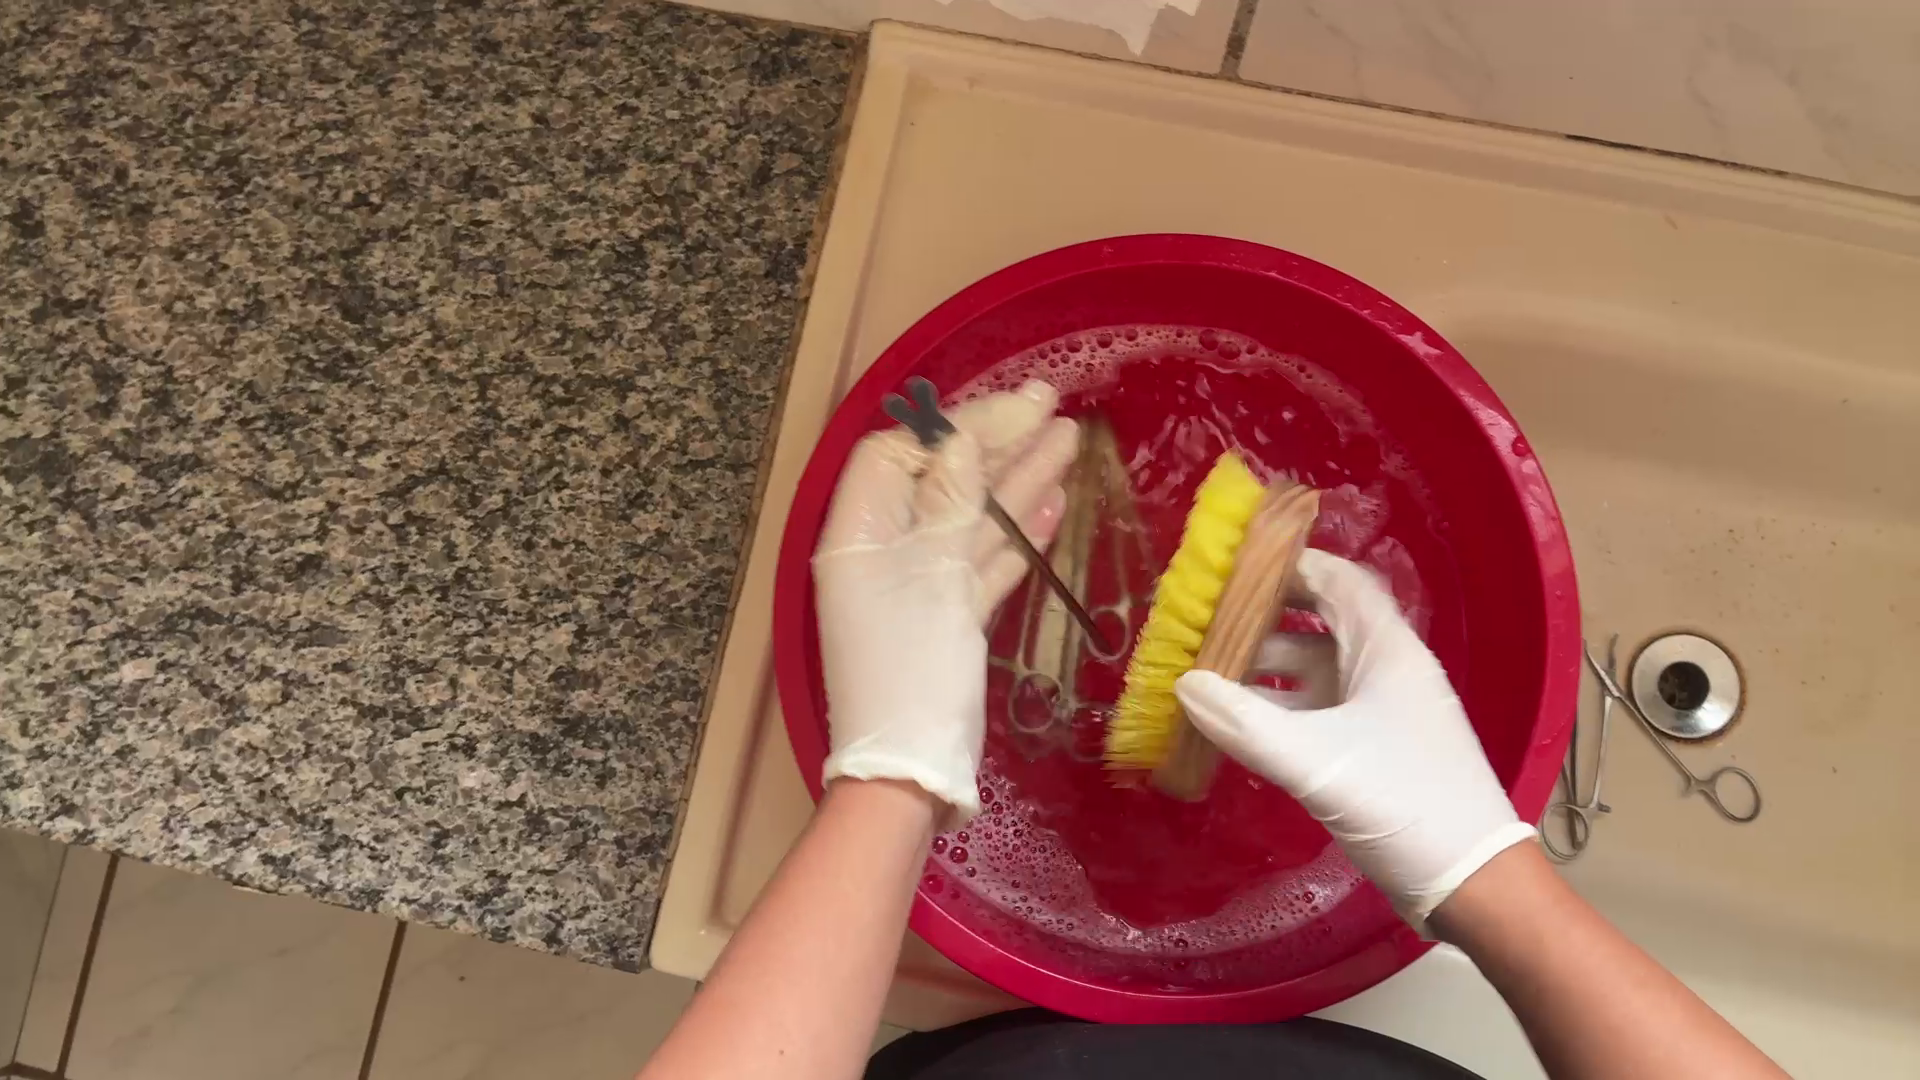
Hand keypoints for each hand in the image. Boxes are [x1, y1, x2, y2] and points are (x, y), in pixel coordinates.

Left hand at [815, 381, 1078, 828]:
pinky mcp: (950, 614)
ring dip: (1018, 482)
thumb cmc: (912, 669)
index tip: (1013, 411)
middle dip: (996, 444)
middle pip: (941, 482)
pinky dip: (1018, 535)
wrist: (912, 773)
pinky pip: (985, 561)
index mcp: (859, 534)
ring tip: (1068, 439)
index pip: (900, 455)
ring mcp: (921, 583)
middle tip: (1053, 406)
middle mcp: (885, 550)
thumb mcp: (931, 577)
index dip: (952, 428)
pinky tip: (1055, 503)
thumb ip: (947, 505)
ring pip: (972, 520)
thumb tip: (960, 442)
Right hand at [1174, 549, 1534, 926]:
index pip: (1338, 580)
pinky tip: (1231, 718)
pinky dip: (1270, 703)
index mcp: (1386, 651)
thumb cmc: (1405, 805)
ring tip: (1202, 667)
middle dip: (1261, 614)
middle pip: (1316, 619)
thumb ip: (1244, 724)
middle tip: (1205, 612)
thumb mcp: (1317, 762)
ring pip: (1308, 666)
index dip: (1291, 562)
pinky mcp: (1365, 742)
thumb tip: (1183, 684)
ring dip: (1258, 664)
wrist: (1473, 887)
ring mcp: (1374, 706)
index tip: (1234, 561)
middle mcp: (1381, 668)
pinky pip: (1308, 705)